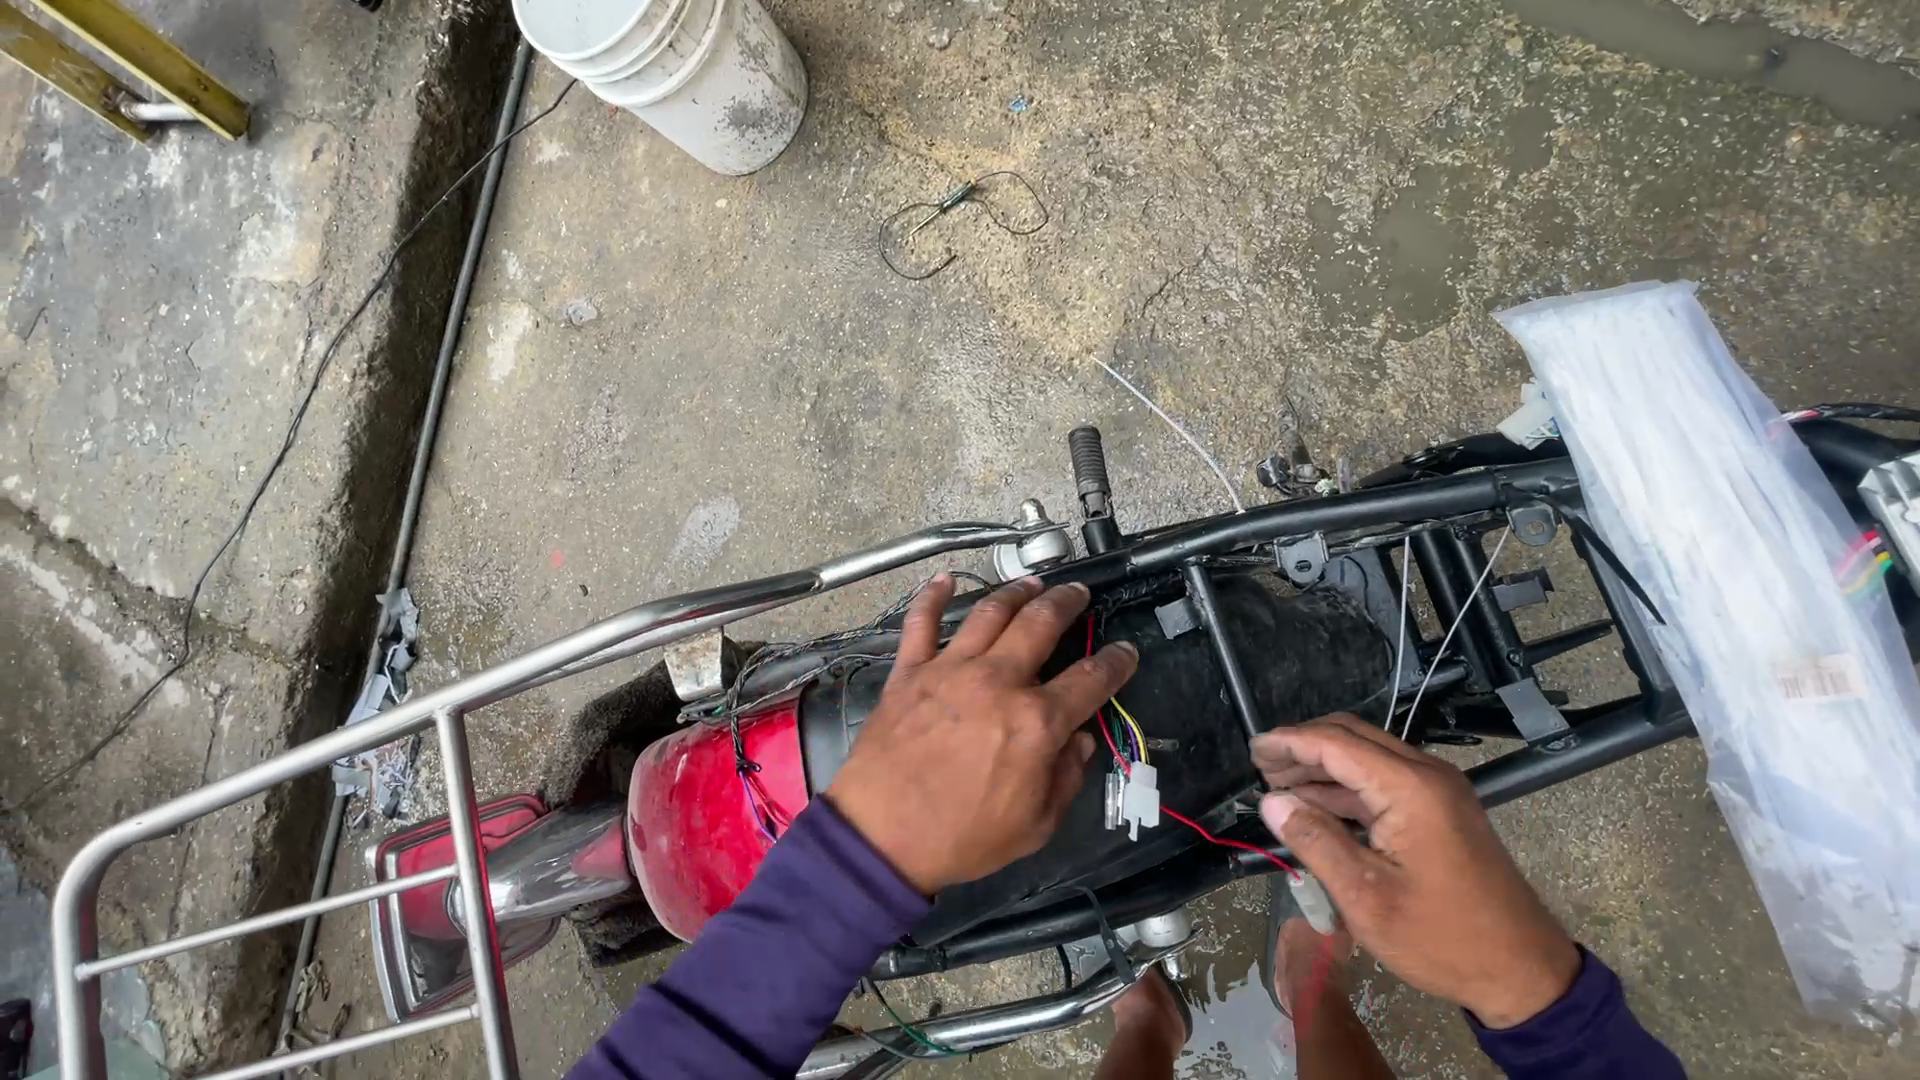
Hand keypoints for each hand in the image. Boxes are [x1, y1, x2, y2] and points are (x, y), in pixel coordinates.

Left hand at [826, 575, 1138, 893]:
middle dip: (1067, 602)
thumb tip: (1079, 740)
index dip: (1116, 662)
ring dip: (1016, 592)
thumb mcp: (1035, 826)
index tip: (1126, 651)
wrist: (880, 836)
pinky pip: (921, 622)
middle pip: (1041, 624)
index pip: (1090, 680)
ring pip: (989, 612)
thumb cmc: (961, 837)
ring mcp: (949, 669)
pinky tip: (944, 578)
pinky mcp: (909, 670)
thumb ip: (1066, 778)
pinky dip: (932, 596)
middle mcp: (997, 681)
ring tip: (1032, 583)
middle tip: (1078, 592)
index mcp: (1036, 721)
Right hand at [1252, 715, 1580, 1028]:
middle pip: (1351, 736)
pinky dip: (1344, 784)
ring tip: (1278, 785)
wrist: (1525, 975)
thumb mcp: (1366, 898)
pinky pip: (1382, 778)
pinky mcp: (1440, 808)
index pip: (1335, 743)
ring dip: (1321, 764)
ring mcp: (1437, 790)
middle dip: (1302, 746)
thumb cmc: (1443, 939)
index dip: (1288, 742)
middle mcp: (1426, 775)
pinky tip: (1315, 804)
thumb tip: (1272, 802)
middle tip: (1261, 767)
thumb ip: (1315, 842)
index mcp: (1410, 789)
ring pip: (1366, 754)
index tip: (1252, 750)